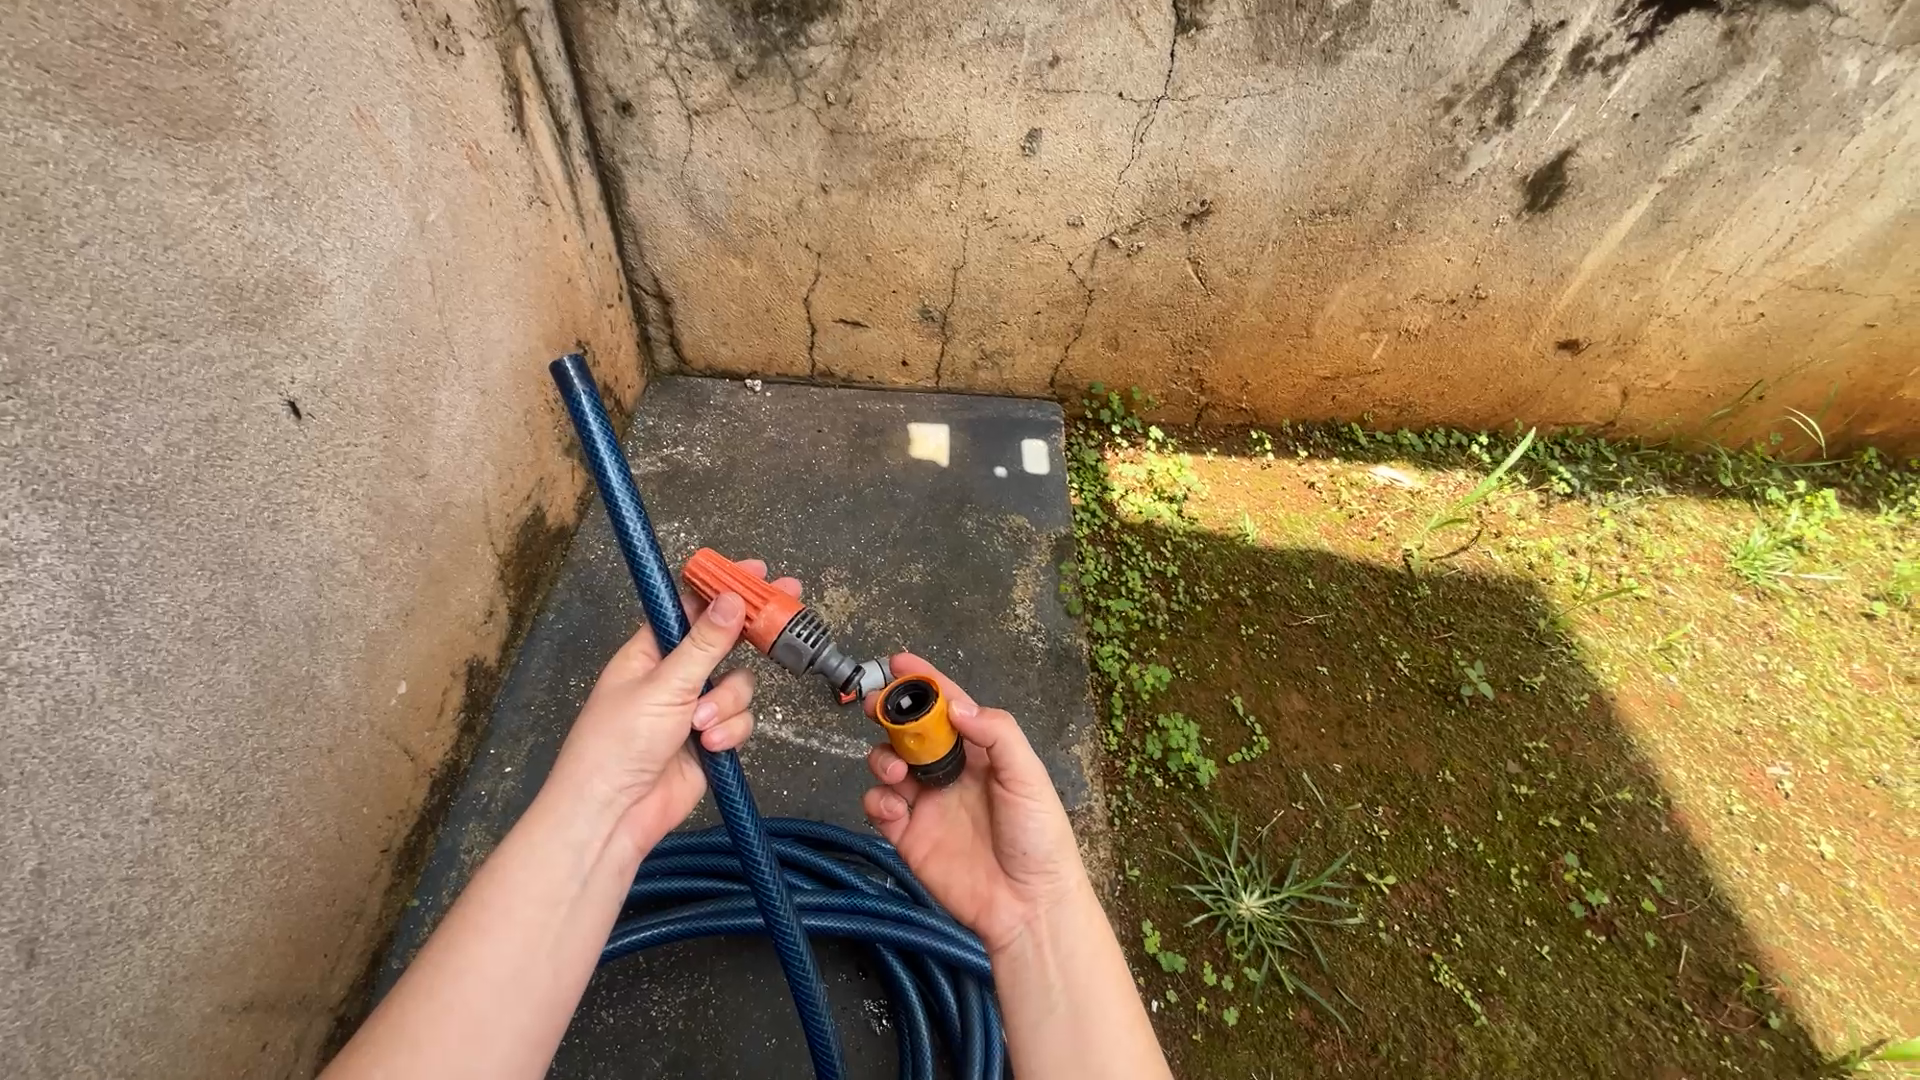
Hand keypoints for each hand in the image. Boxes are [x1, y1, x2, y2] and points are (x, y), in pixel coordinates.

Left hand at [544, 560, 799, 852]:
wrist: (616, 815)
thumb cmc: (615, 746)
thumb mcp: (662, 685)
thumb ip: (704, 643)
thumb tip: (730, 600)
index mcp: (651, 651)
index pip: (693, 608)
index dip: (725, 590)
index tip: (757, 573)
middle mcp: (675, 674)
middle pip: (725, 642)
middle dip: (752, 633)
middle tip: (787, 611)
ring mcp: (695, 706)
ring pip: (739, 684)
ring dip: (725, 704)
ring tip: (700, 725)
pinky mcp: (712, 737)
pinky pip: (740, 719)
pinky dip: (729, 732)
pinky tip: (708, 747)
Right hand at [861, 654, 1087, 953]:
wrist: (1028, 906)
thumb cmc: (1039, 836)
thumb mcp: (1028, 776)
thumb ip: (996, 733)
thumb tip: (956, 706)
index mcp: (979, 751)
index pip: (947, 706)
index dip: (924, 682)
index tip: (900, 662)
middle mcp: (949, 771)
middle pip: (909, 731)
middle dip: (890, 713)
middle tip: (878, 707)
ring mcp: (926, 802)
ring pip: (888, 763)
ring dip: (883, 756)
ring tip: (897, 769)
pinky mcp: (909, 835)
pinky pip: (880, 806)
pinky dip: (876, 798)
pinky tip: (892, 805)